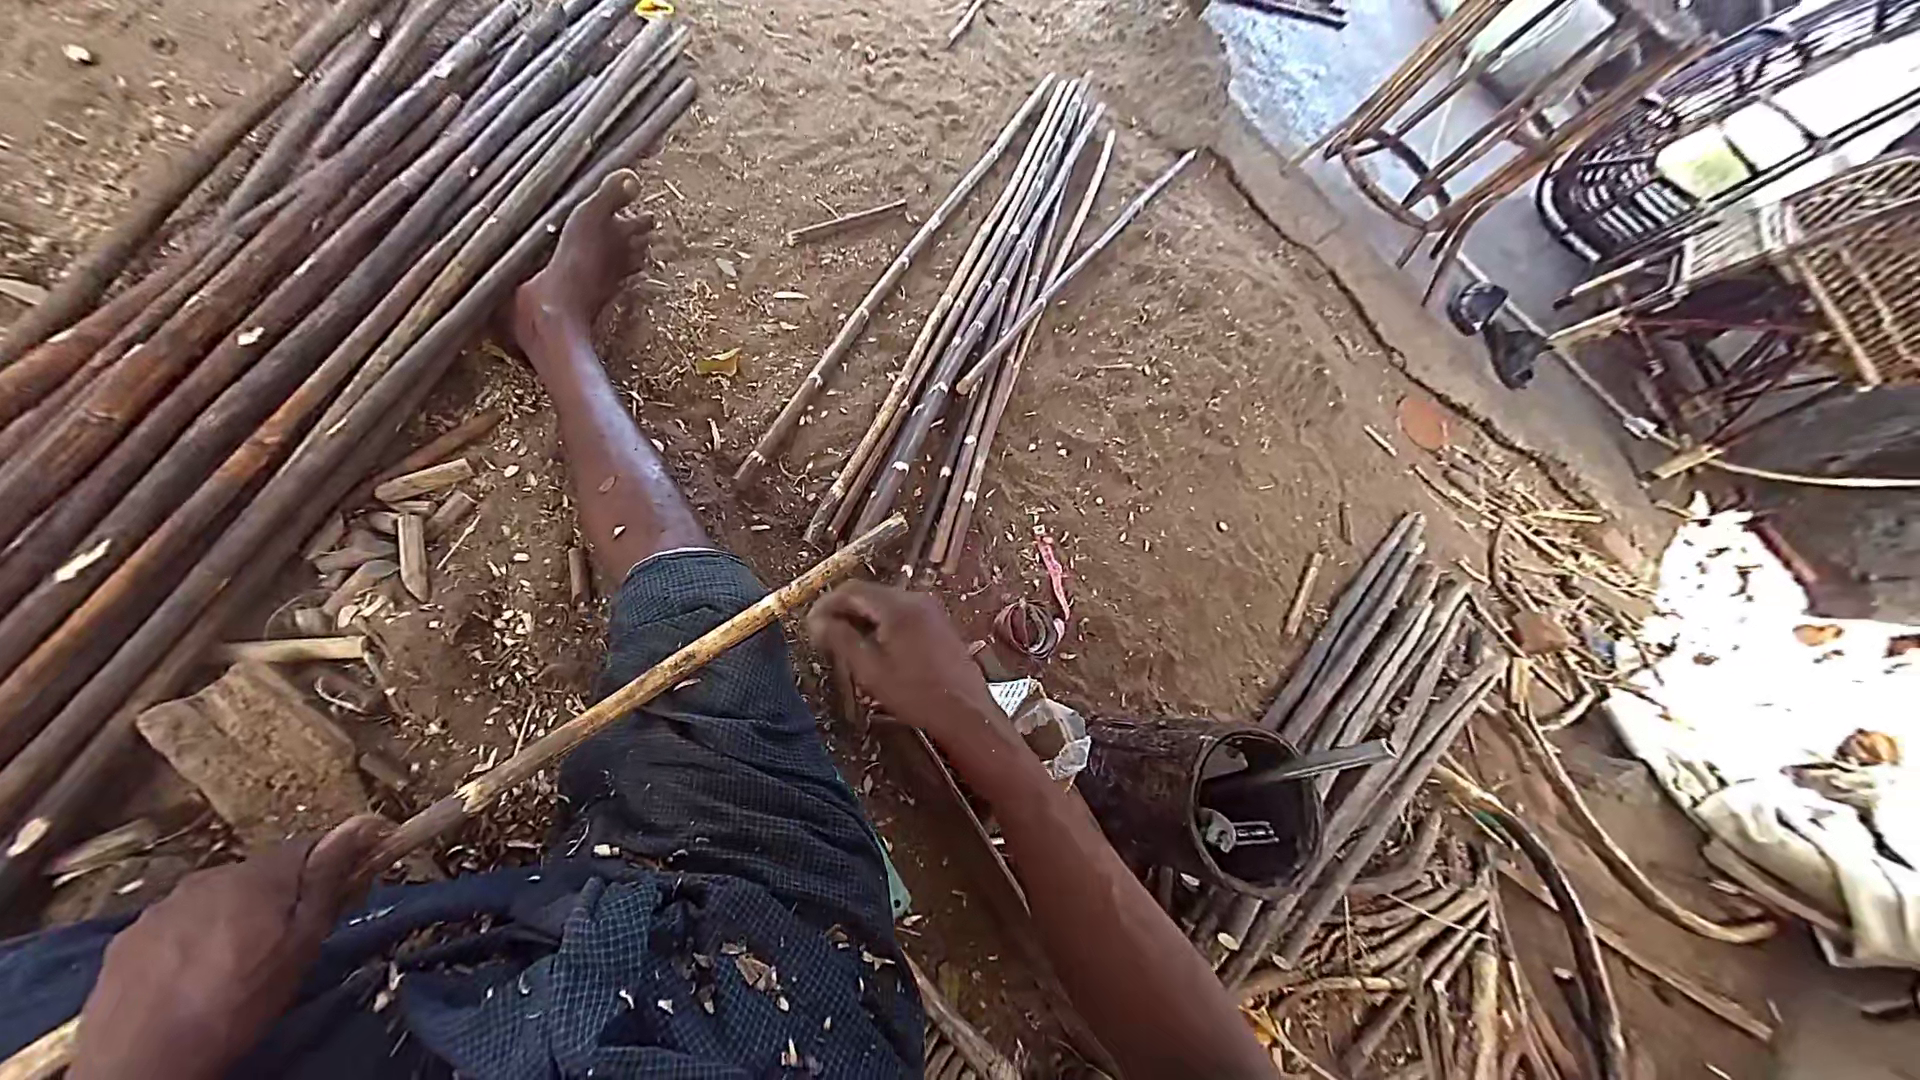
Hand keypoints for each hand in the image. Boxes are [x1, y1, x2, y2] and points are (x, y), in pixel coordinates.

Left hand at [70, 815, 393, 1079]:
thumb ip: (329, 878)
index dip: (332, 864)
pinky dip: (196, 937)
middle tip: (292, 934)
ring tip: (241, 958)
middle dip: (284, 892)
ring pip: (220, 897)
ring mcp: (158, 911)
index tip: (345, 890)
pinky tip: (197, 971)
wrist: (140, 1069)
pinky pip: (180, 923)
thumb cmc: (241, 1001)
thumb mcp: (305, 940)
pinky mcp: (125, 942)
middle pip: (264, 872)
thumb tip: (362, 826)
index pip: (311, 845)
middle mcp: (207, 879)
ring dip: (238, 913)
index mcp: (257, 875)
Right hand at [807, 583, 1008, 750]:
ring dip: (863, 618)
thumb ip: (841, 640)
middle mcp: (916, 599)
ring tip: (845, 644)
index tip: (811, 624)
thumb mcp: (870, 670)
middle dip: (844, 611)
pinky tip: (874, 647)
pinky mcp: (938, 623)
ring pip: (885, 604)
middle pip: (870, 593)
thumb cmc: (916, 693)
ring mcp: (930, 609)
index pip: (852, 589)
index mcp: (898, 606)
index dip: (827, 604)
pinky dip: (882, 623)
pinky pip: (902, 613)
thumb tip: (817, 622)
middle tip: (824, 636)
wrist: (966, 712)